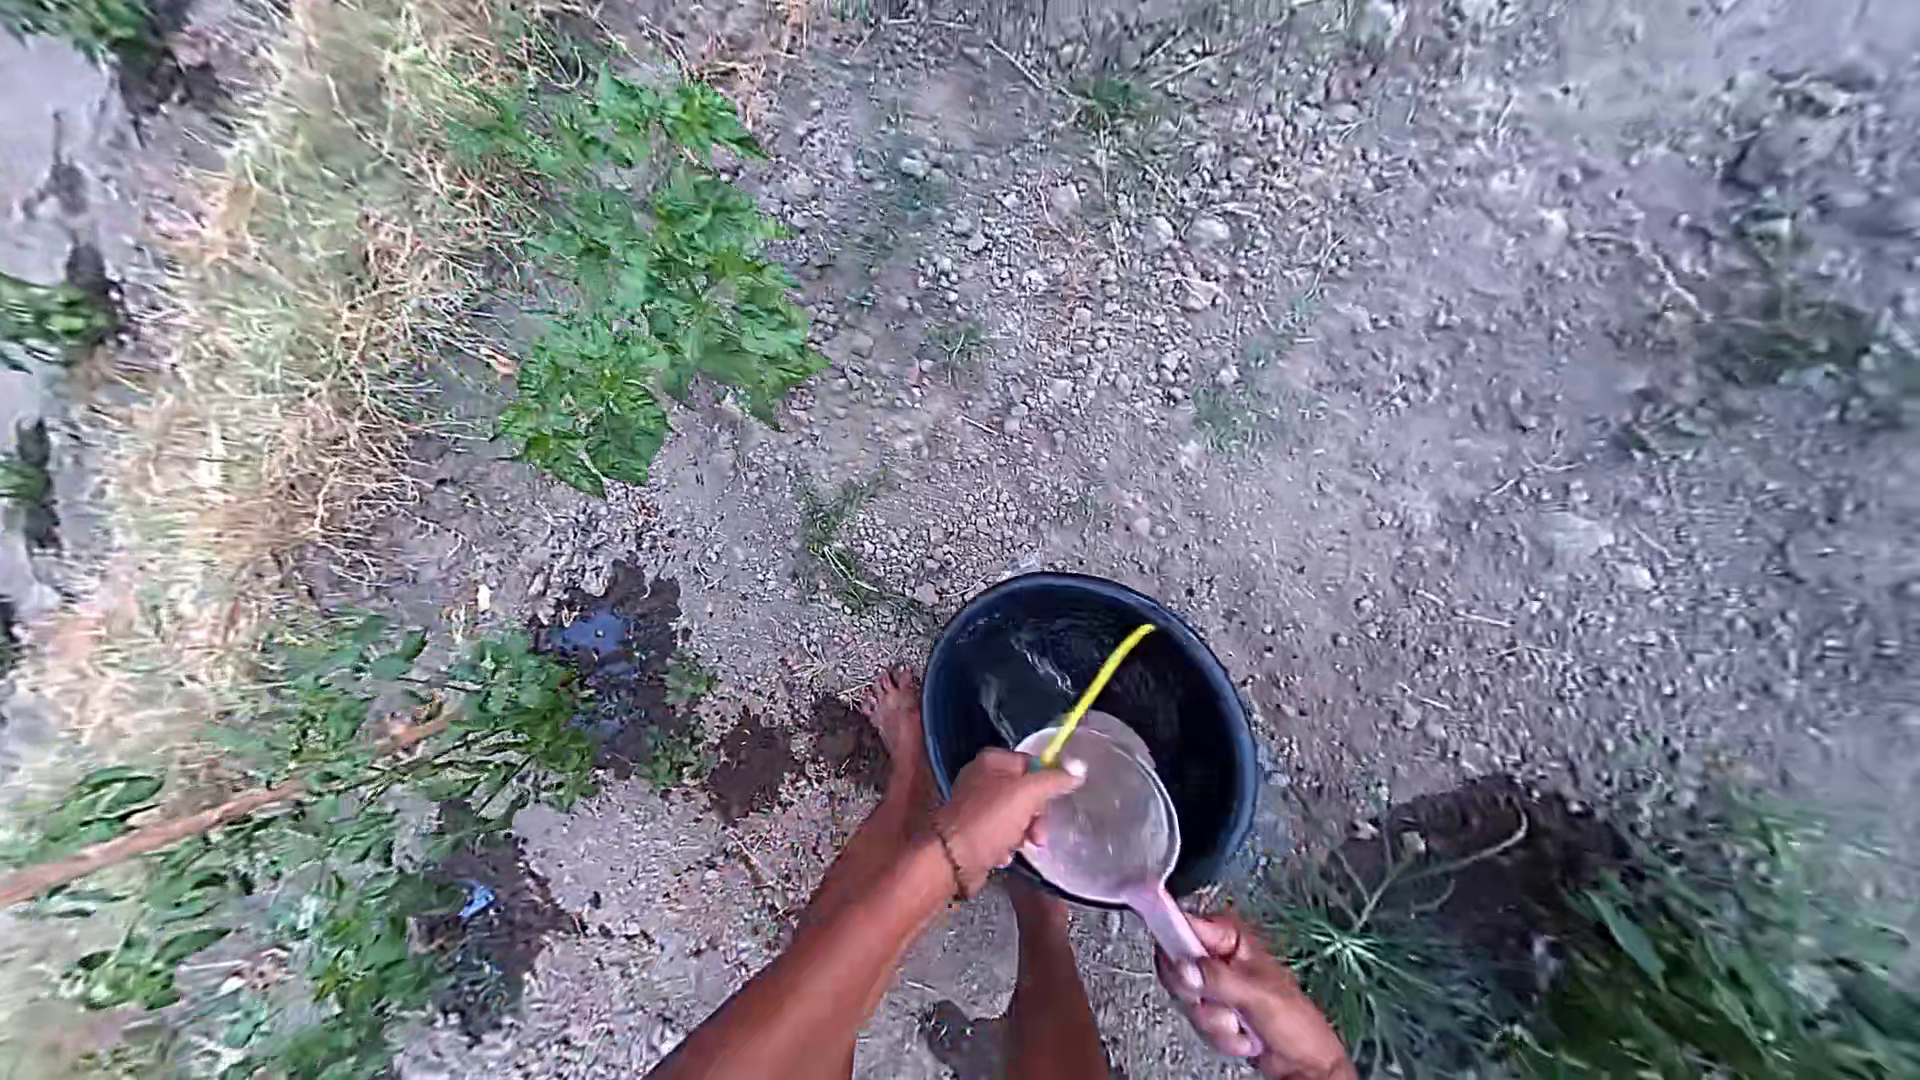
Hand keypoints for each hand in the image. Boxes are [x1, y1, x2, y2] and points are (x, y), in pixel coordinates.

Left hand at [930, 749, 1083, 895]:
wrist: (952, 860)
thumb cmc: (989, 820)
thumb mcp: (1027, 795)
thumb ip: (1054, 779)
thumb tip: (1079, 767)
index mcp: (993, 761)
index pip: (1032, 763)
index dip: (1047, 783)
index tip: (1055, 802)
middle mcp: (983, 778)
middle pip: (1027, 792)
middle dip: (1036, 817)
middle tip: (1037, 834)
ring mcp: (978, 805)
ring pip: (1017, 816)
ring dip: (1023, 834)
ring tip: (1017, 846)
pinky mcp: (976, 830)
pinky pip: (1003, 833)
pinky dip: (1006, 845)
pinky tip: (1001, 854)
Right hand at [1155, 912, 1353, 1079]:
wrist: (1306, 1065)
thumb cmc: (1295, 1021)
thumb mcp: (1256, 994)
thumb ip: (1217, 977)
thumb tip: (1182, 967)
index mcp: (1225, 934)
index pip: (1181, 924)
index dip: (1175, 946)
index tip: (1183, 971)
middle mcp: (1212, 953)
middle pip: (1174, 964)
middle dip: (1198, 996)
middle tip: (1222, 1005)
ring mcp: (1209, 981)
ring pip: (1183, 996)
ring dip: (1212, 1021)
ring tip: (1239, 1025)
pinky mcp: (1209, 1007)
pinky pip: (1193, 1018)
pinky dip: (1216, 1035)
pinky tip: (1239, 1037)